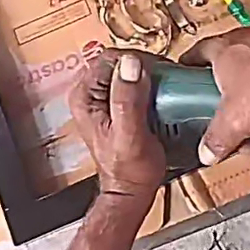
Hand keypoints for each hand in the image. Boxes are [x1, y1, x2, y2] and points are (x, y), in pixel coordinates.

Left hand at [69, 49, 166, 205]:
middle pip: (118, 62)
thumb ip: (128, 98)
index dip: (136, 61)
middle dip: (144, 67)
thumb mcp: (130, 133)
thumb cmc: (129, 170)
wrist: (131, 191)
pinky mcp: (119, 107)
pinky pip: (134, 85)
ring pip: (127, 71)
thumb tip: (130, 63)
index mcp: (84, 97)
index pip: (109, 58)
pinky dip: (150, 87)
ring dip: (149, 76)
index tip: (157, 71)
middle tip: (164, 79)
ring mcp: (104, 100)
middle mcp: (90, 95)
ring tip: (165, 88)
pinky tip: (161, 97)